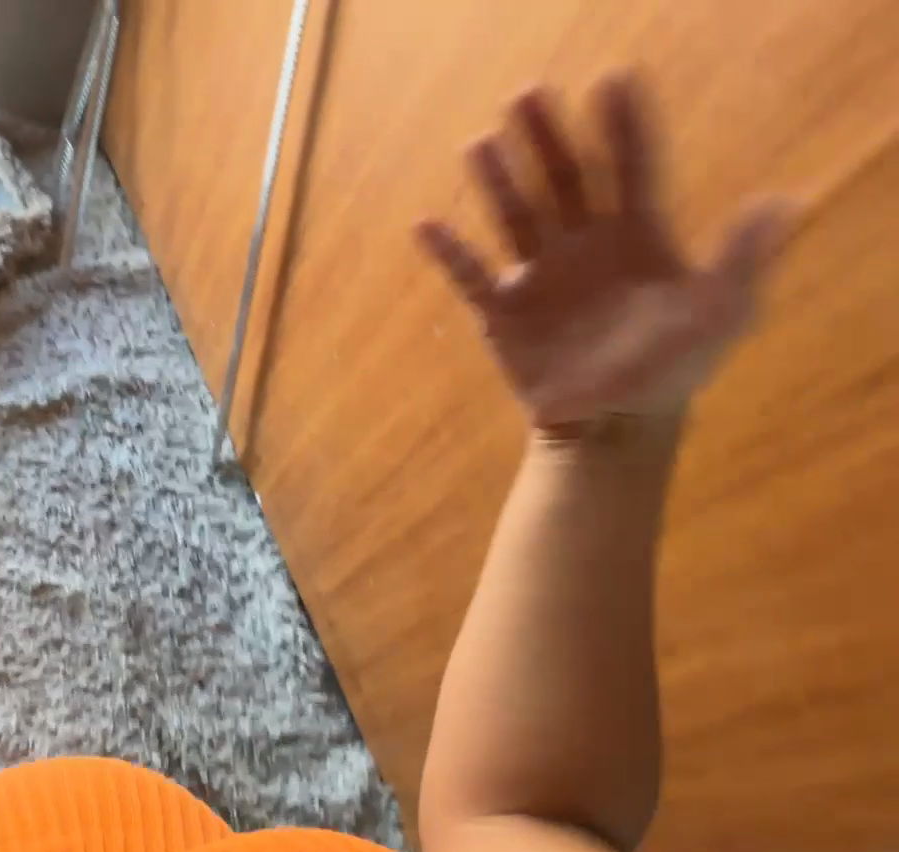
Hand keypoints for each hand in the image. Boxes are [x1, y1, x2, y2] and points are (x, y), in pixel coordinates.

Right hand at [414, 72, 795, 431]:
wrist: (611, 417)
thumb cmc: (672, 366)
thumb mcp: (723, 314)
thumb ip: (741, 260)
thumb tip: (780, 201)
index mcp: (638, 238)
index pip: (632, 170)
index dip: (624, 127)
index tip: (613, 79)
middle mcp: (583, 247)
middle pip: (564, 181)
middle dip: (548, 137)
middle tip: (527, 93)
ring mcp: (537, 277)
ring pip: (516, 217)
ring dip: (499, 180)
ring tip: (479, 142)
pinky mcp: (500, 312)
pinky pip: (469, 276)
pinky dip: (449, 252)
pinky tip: (426, 224)